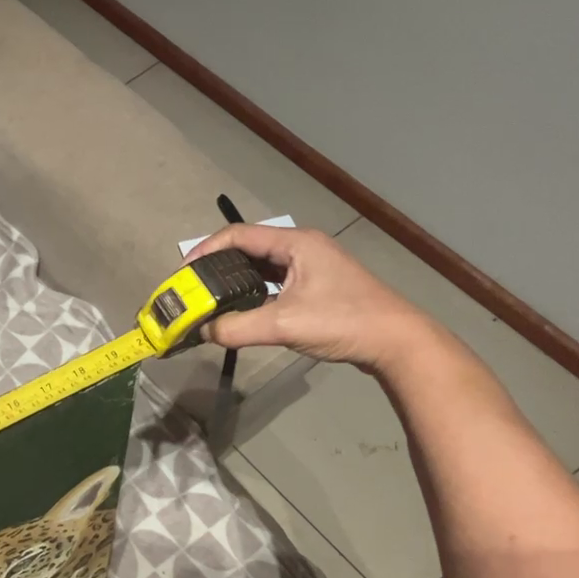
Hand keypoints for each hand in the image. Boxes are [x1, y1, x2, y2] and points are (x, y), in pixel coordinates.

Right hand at [187, 224, 441, 371]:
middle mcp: (301, 248)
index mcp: (295, 243)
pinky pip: (271, 282)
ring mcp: (310, 267)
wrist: (397, 342)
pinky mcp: (314, 286)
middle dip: (214, 268)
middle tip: (191, 292)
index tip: (182, 276)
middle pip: (245, 249)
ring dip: (231, 282)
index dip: (203, 252)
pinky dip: (249, 293)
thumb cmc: (344, 321)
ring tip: (208, 302)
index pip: (236, 235)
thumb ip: (236, 328)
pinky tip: (238, 311)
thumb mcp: (283, 325)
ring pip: (258, 267)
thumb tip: (202, 332)